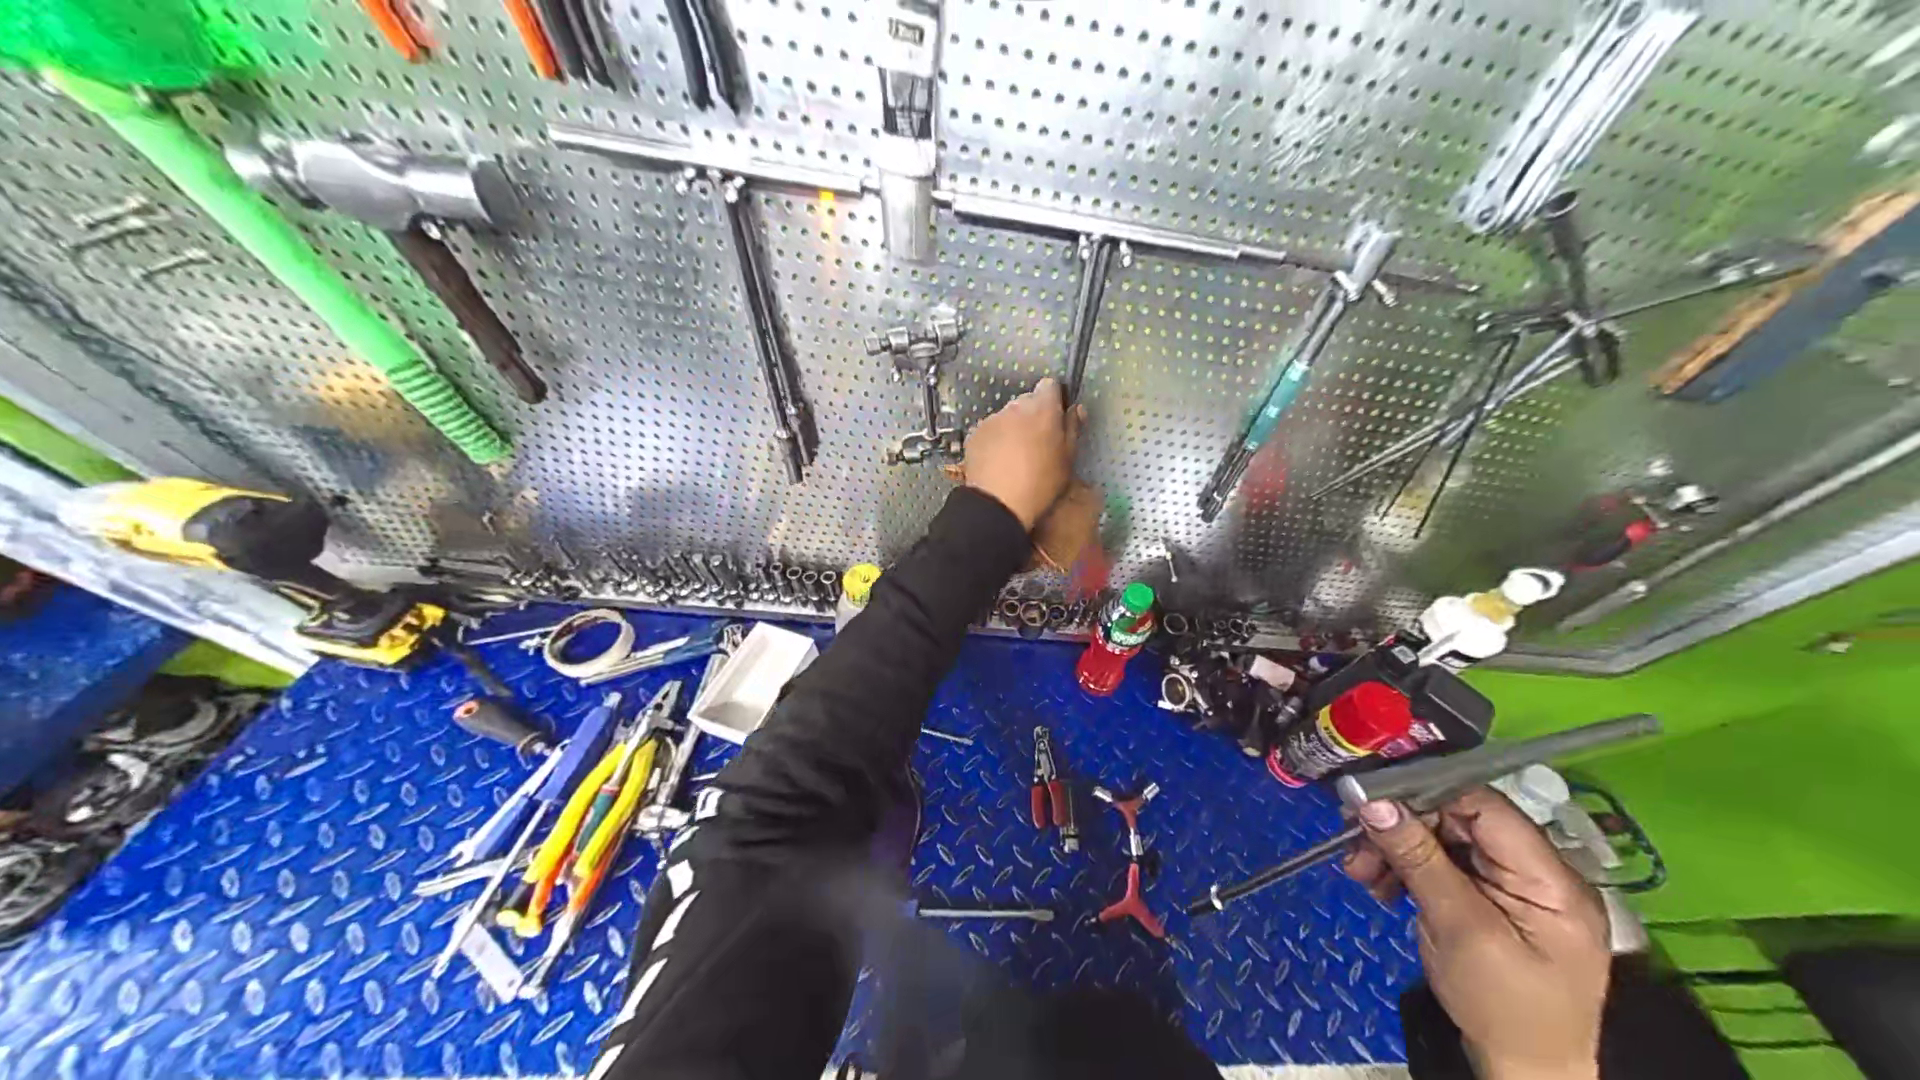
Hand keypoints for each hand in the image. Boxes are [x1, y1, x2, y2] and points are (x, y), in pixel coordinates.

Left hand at [962, 377, 1084, 529]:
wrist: (997, 504)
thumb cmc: (1041, 483)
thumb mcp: (1068, 459)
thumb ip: (1073, 428)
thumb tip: (1076, 409)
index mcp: (1042, 408)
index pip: (1050, 385)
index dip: (1054, 399)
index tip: (1057, 418)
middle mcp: (1015, 406)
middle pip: (1028, 400)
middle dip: (1033, 415)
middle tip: (1038, 442)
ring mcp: (992, 419)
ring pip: (1007, 416)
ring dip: (1013, 427)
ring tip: (1016, 455)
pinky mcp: (975, 433)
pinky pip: (991, 430)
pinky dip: (996, 439)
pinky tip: (998, 461)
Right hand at [1345, 787, 1609, 1079]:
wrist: (1523, 1073)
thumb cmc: (1504, 1007)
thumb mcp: (1460, 930)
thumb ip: (1418, 859)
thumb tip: (1373, 801)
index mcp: (1550, 878)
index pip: (1484, 805)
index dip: (1426, 793)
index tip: (1372, 799)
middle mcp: (1534, 871)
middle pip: (1456, 820)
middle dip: (1400, 827)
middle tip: (1354, 840)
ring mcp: (1509, 885)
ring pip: (1439, 839)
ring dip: (1393, 849)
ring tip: (1360, 871)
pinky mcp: (1485, 898)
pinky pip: (1438, 863)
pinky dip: (1403, 869)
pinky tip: (1379, 884)